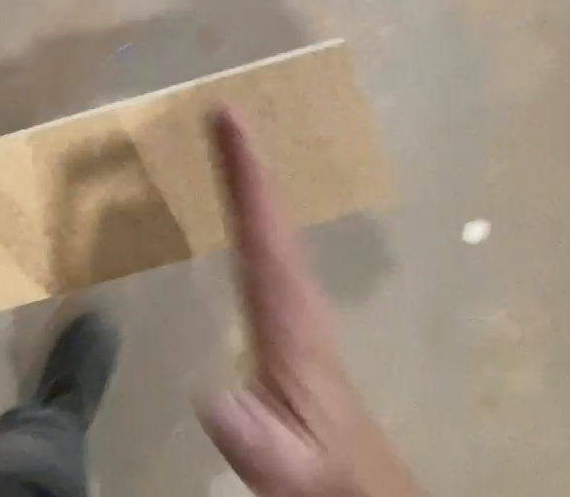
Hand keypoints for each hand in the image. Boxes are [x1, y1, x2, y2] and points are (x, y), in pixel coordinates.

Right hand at [197, 109, 422, 496]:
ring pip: (274, 224)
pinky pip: (268, 243)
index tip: (228, 117)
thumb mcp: (287, 468)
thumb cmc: (319, 471)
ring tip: (229, 138)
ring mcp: (297, 302)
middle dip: (248, 160)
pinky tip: (243, 206)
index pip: (263, 230)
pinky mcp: (292, 314)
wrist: (358, 487)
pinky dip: (255, 209)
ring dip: (253, 178)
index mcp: (288, 315)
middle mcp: (296, 294)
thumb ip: (259, 441)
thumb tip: (211, 397)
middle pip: (270, 213)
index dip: (246, 173)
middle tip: (223, 109)